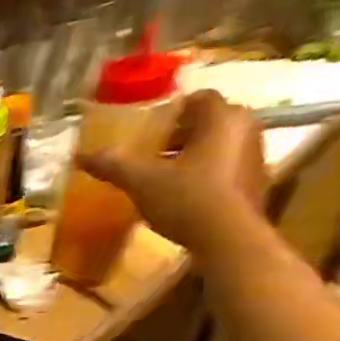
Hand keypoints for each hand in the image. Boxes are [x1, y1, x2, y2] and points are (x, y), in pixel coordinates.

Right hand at [75, 90, 268, 249]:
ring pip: (220, 146)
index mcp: (222, 117)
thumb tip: (81, 157)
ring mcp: (257, 156)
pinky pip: (228, 169)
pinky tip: (187, 198)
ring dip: (195, 157)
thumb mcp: (142, 181)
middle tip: (152, 155)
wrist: (229, 241)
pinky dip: (209, 176)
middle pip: (208, 122)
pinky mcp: (258, 184)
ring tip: (166, 178)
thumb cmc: (187, 199)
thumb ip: (114, 165)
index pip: (197, 98)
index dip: (171, 112)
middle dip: (180, 136)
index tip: (149, 132)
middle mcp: (246, 128)